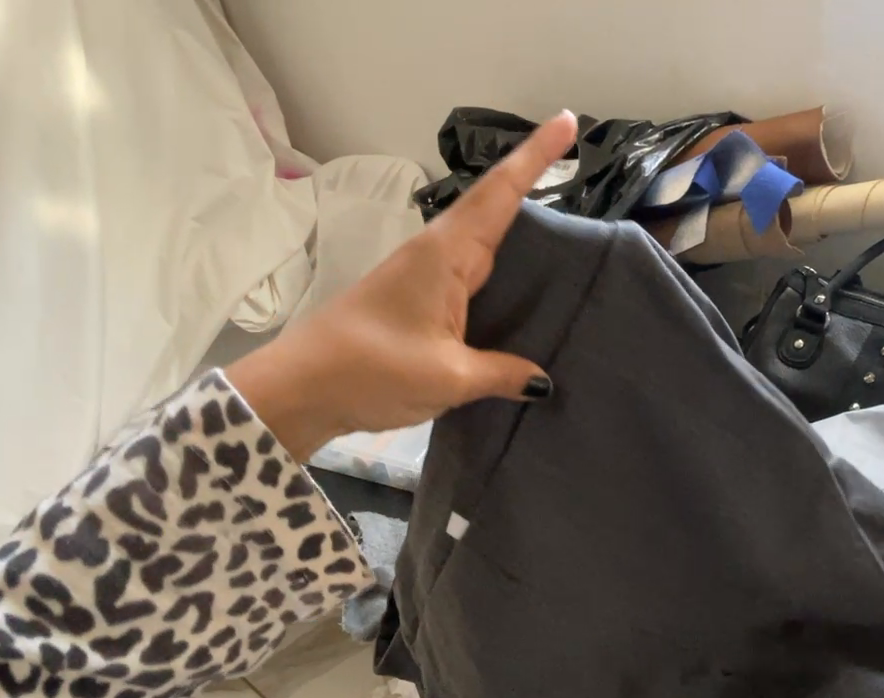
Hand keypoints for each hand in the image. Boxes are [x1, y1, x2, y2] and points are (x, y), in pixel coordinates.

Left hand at [225, 111, 580, 459]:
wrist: (302, 389)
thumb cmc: (372, 371)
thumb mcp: (448, 377)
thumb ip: (501, 373)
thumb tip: (542, 380)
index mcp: (445, 257)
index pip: (499, 196)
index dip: (534, 158)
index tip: (567, 121)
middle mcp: (436, 256)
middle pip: (494, 212)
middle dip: (533, 188)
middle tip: (580, 177)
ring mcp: (424, 279)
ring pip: (483, 246)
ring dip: (519, 236)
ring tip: (567, 243)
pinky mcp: (418, 303)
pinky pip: (473, 279)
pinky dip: (502, 277)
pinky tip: (522, 298)